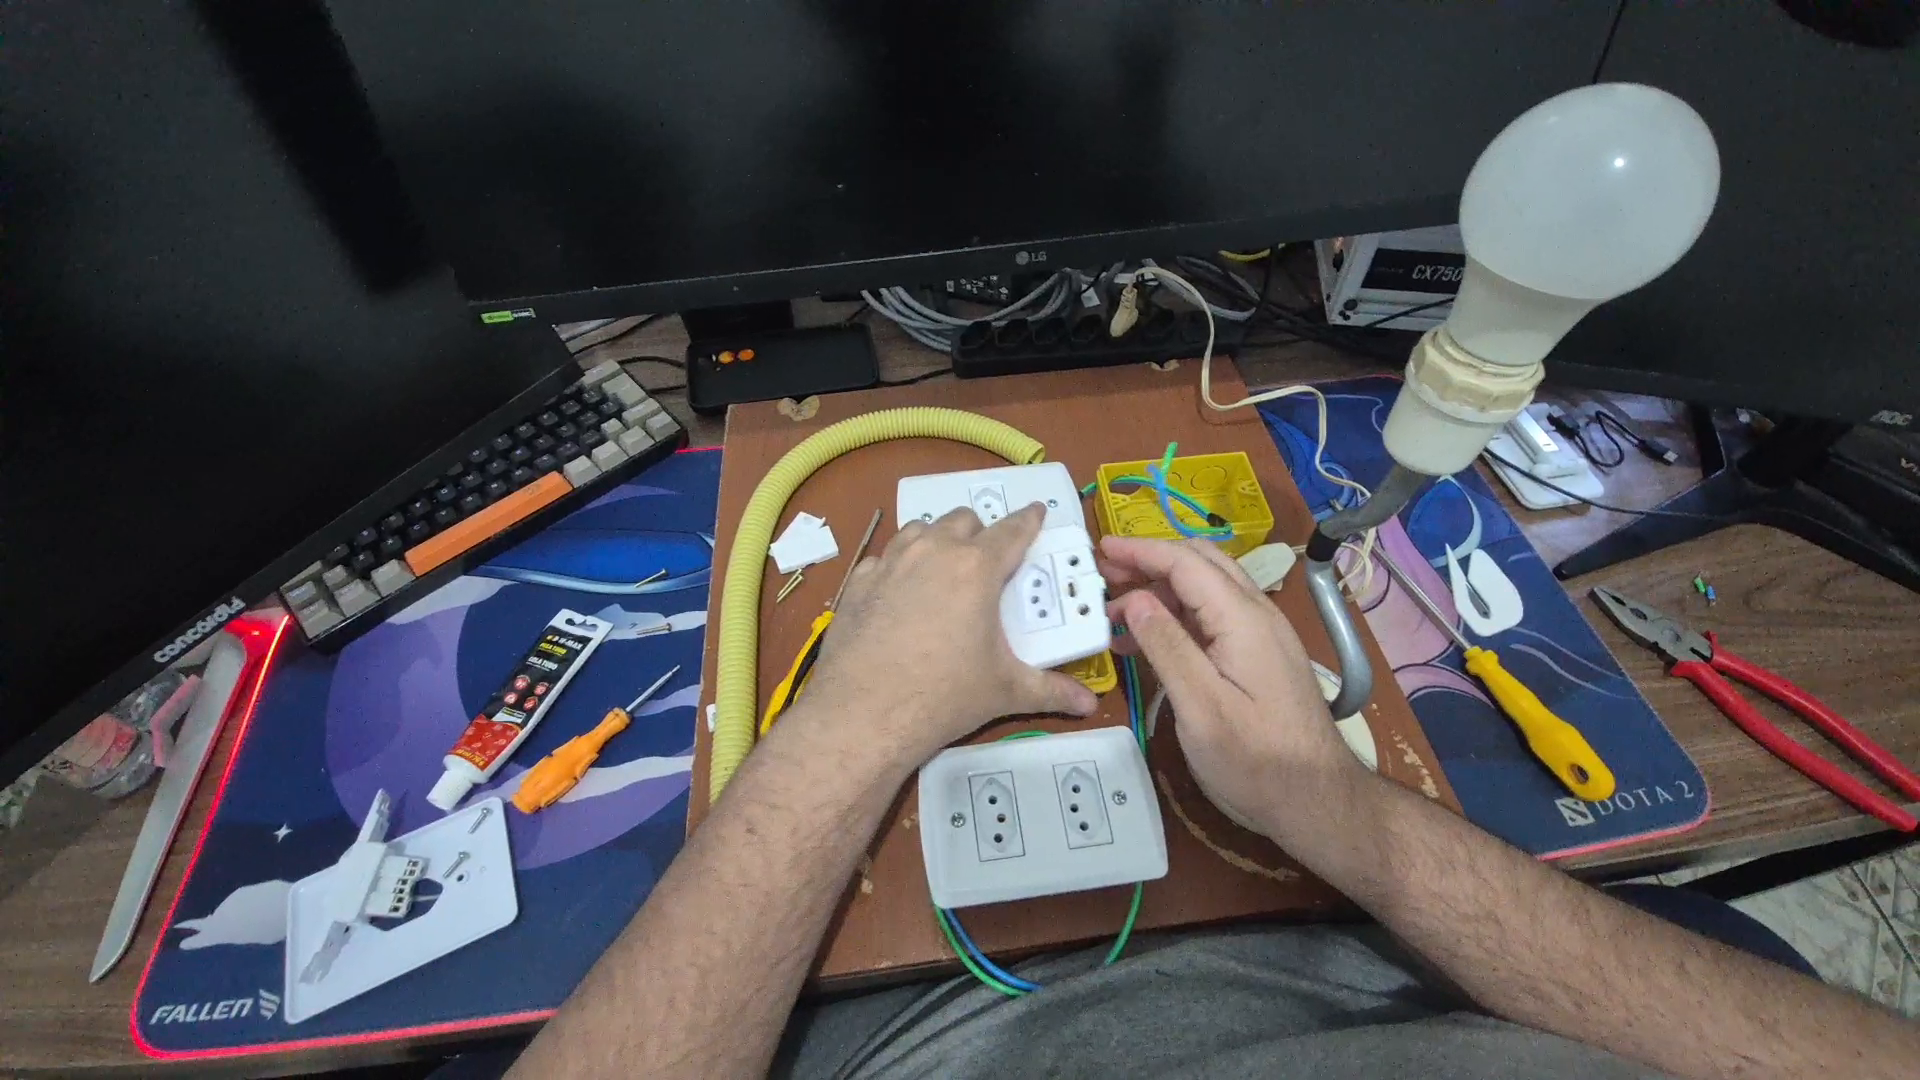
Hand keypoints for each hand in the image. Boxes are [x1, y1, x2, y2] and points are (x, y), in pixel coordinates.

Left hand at [795, 503, 1097, 768]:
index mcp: (977, 568)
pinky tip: (900, 592)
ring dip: (937, 539)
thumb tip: (1089, 705)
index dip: (1029, 519)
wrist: (864, 713)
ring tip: (943, 568)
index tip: (1037, 511)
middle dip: (979, 532)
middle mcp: (933, 552)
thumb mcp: (1005, 691)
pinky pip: (884, 557)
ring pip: (919, 529)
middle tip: (987, 560)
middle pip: (962, 520)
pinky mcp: (859, 582)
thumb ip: (1050, 691)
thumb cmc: (944, 696)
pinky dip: (899, 566)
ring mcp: (891, 562)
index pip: (1012, 530)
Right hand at [1102, 535, 1362, 837]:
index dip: (1141, 550)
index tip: (1101, 547)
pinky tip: (1146, 640)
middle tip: (1105, 573)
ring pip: (1206, 588)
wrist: (1317, 801)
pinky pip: (1213, 615)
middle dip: (1149, 560)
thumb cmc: (1254, 760)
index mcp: (1242, 619)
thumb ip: (1166, 646)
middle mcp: (1256, 614)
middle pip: (1200, 564)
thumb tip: (1134, 600)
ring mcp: (1261, 634)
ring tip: (1114, 611)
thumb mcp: (1200, 707)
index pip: (1186, 563)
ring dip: (1160, 588)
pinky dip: (1176, 614)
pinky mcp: (1260, 655)